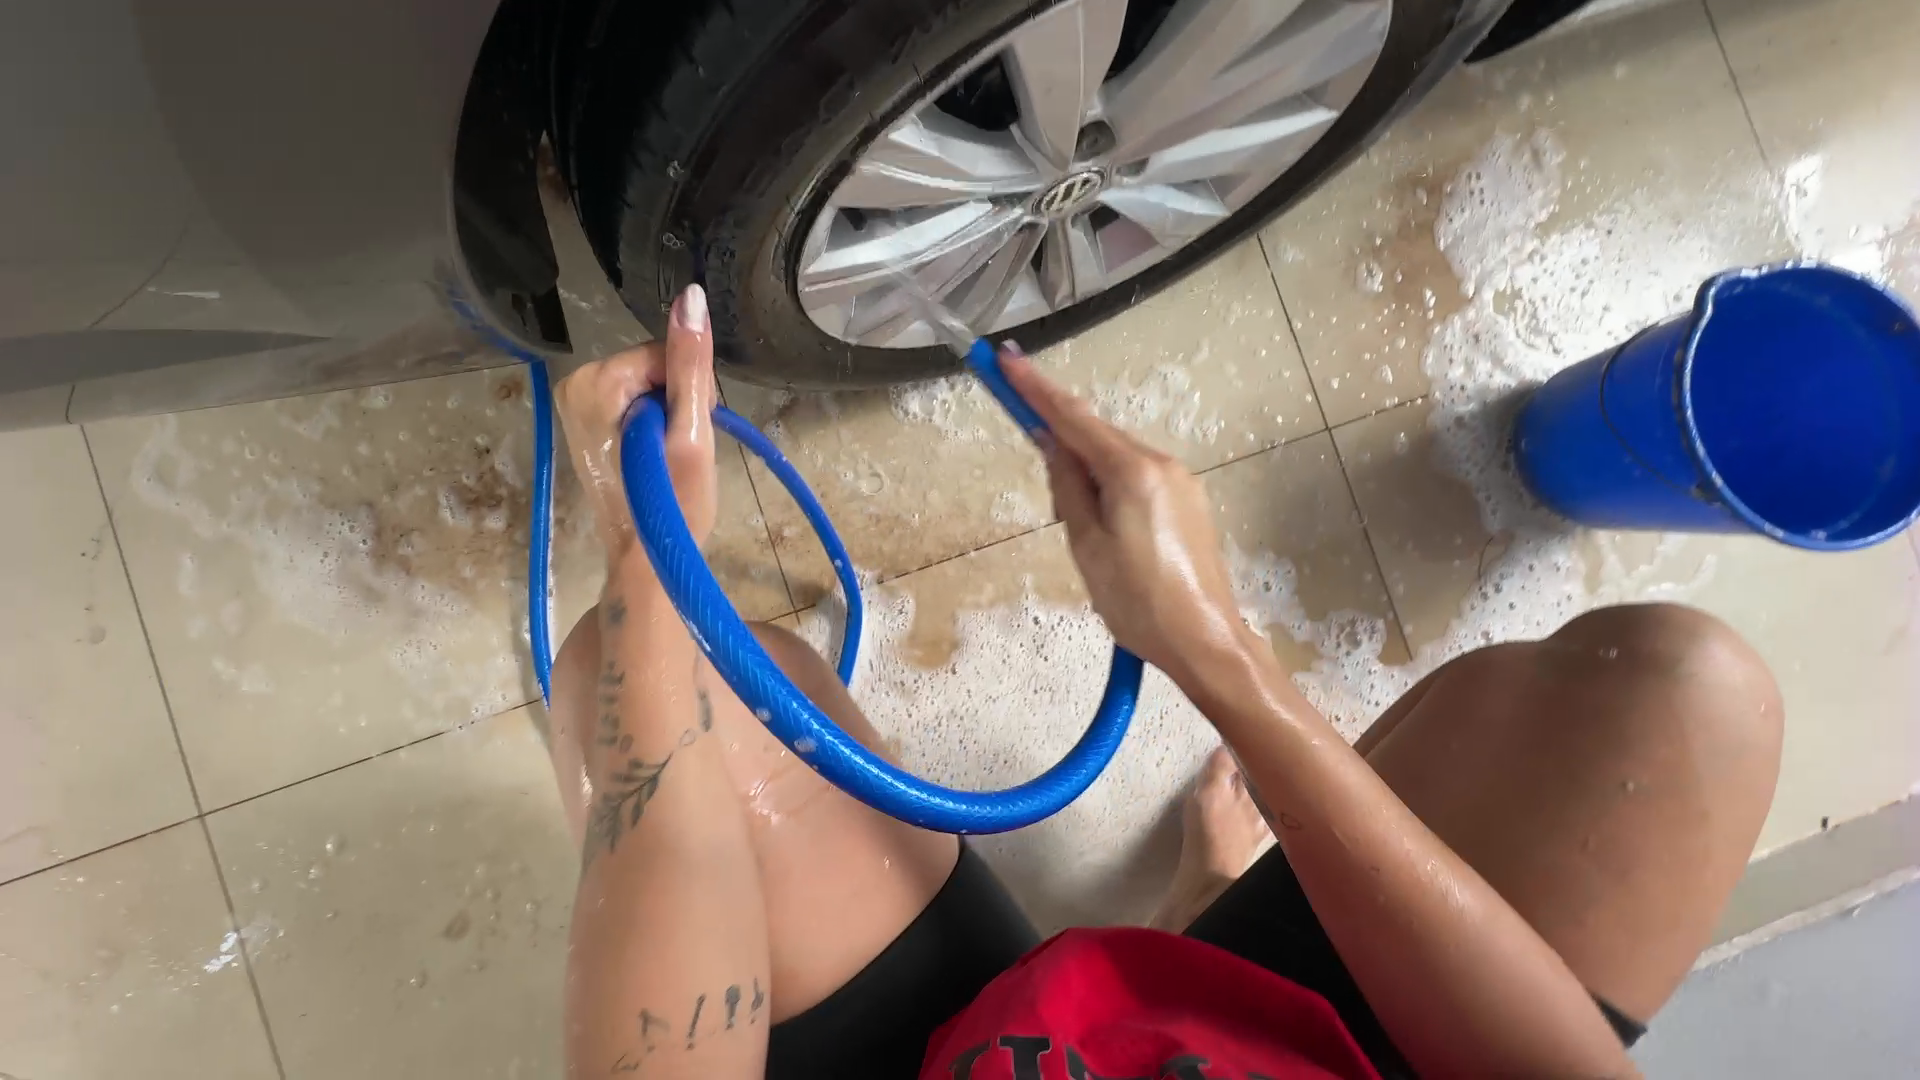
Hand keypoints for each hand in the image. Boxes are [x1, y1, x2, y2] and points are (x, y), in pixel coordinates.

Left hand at [554, 284, 717, 558]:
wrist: (648, 560)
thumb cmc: (674, 503)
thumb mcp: (690, 431)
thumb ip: (689, 364)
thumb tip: (692, 295)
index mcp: (593, 384)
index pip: (665, 354)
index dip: (691, 392)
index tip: (692, 432)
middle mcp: (574, 387)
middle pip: (654, 368)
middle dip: (680, 403)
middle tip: (683, 449)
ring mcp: (576, 407)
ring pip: (648, 385)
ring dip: (672, 416)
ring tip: (672, 458)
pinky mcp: (585, 425)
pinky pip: (634, 403)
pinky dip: (655, 425)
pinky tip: (658, 458)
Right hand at [1001, 349, 1253, 684]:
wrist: (1205, 642)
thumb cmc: (1137, 603)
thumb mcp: (1086, 546)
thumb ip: (1067, 486)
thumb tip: (1050, 442)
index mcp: (1133, 472)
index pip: (1073, 418)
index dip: (1034, 388)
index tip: (1005, 359)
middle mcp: (1162, 463)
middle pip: (1097, 435)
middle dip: (1060, 437)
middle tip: (1035, 459)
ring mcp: (1181, 481)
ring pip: (1117, 457)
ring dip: (1086, 468)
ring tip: (1081, 524)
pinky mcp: (1189, 500)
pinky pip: (1137, 476)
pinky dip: (1110, 482)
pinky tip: (1104, 519)